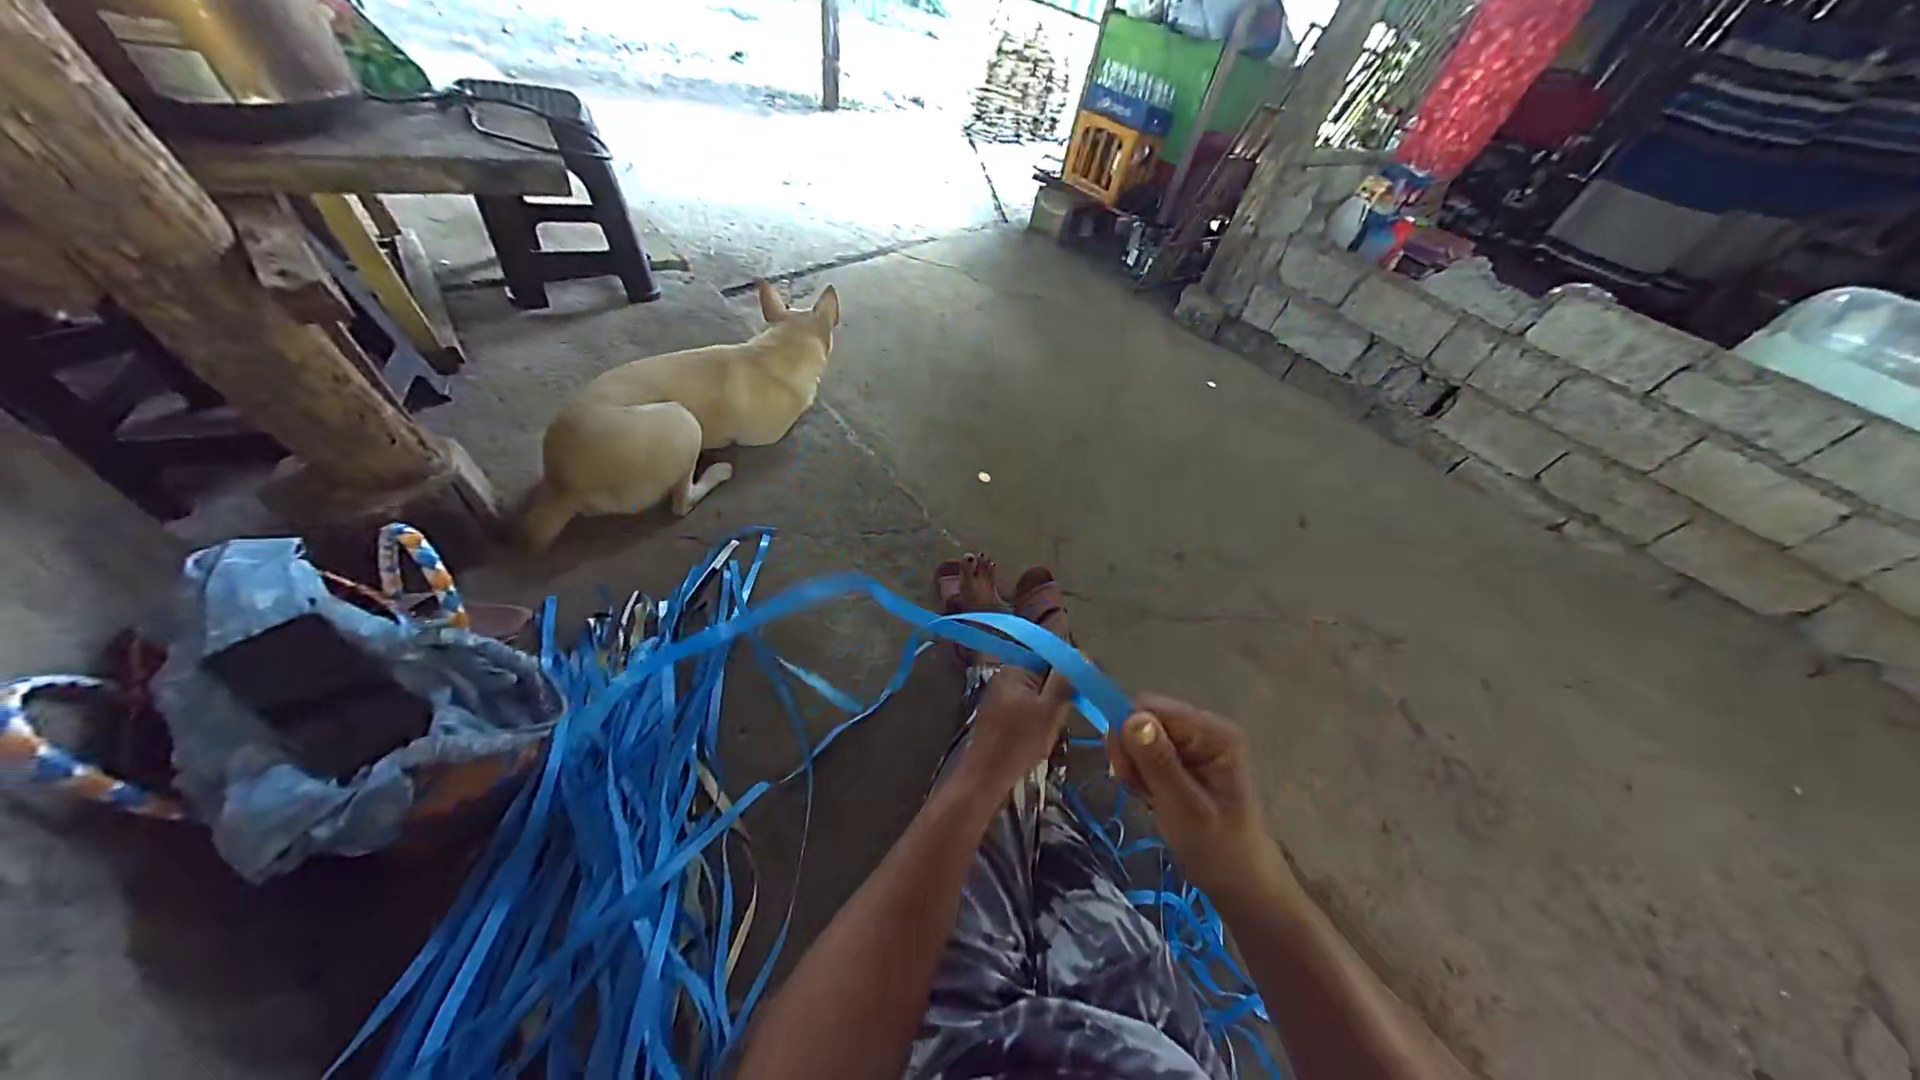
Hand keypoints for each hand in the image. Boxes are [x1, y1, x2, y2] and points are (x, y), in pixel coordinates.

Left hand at [962, 667, 1072, 794]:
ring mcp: (999, 696)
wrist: (985, 776)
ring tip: (1047, 732)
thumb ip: (1065, 681)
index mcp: (1014, 669)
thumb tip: (1083, 655)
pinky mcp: (997, 715)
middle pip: (1043, 678)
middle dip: (1056, 698)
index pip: (1050, 659)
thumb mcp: (1049, 710)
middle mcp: (1004, 677)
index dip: (1068, 676)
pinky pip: (1025, 710)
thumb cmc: (1018, 743)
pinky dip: (1035, 721)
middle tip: (1058, 720)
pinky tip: (1035, 739)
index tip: (1078, 695)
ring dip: (1047, 712)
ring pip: (1036, 697)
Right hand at [1106, 693, 1278, 895]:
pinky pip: (1146, 750)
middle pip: (1144, 717)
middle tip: (1134, 788)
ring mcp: (1195, 742)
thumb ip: (1158, 762)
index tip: (1123, 772)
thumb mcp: (1184, 808)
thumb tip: (1132, 718)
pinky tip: (1152, 796)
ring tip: (1148, 797)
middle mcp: (1205, 729)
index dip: (1129, 733)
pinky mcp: (1184, 757)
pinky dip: (1140, 773)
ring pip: (1140, 734)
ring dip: (1134, 765)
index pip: (1152, 708)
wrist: (1240, 884)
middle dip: (1130, 751)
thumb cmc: (1218, 849)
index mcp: (1214, 733)